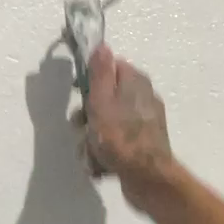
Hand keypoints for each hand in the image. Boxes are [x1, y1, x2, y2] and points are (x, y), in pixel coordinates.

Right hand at [85, 45, 178, 207]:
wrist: (146, 177)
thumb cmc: (119, 136)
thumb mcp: (101, 100)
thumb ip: (100, 73)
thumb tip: (102, 45)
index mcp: (135, 82)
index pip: (110, 67)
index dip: (90, 78)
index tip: (78, 92)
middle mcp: (143, 97)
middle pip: (106, 97)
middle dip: (88, 115)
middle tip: (81, 126)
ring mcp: (144, 122)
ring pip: (107, 122)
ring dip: (93, 137)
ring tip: (90, 151)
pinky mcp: (143, 143)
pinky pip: (116, 141)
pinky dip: (105, 150)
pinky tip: (101, 163)